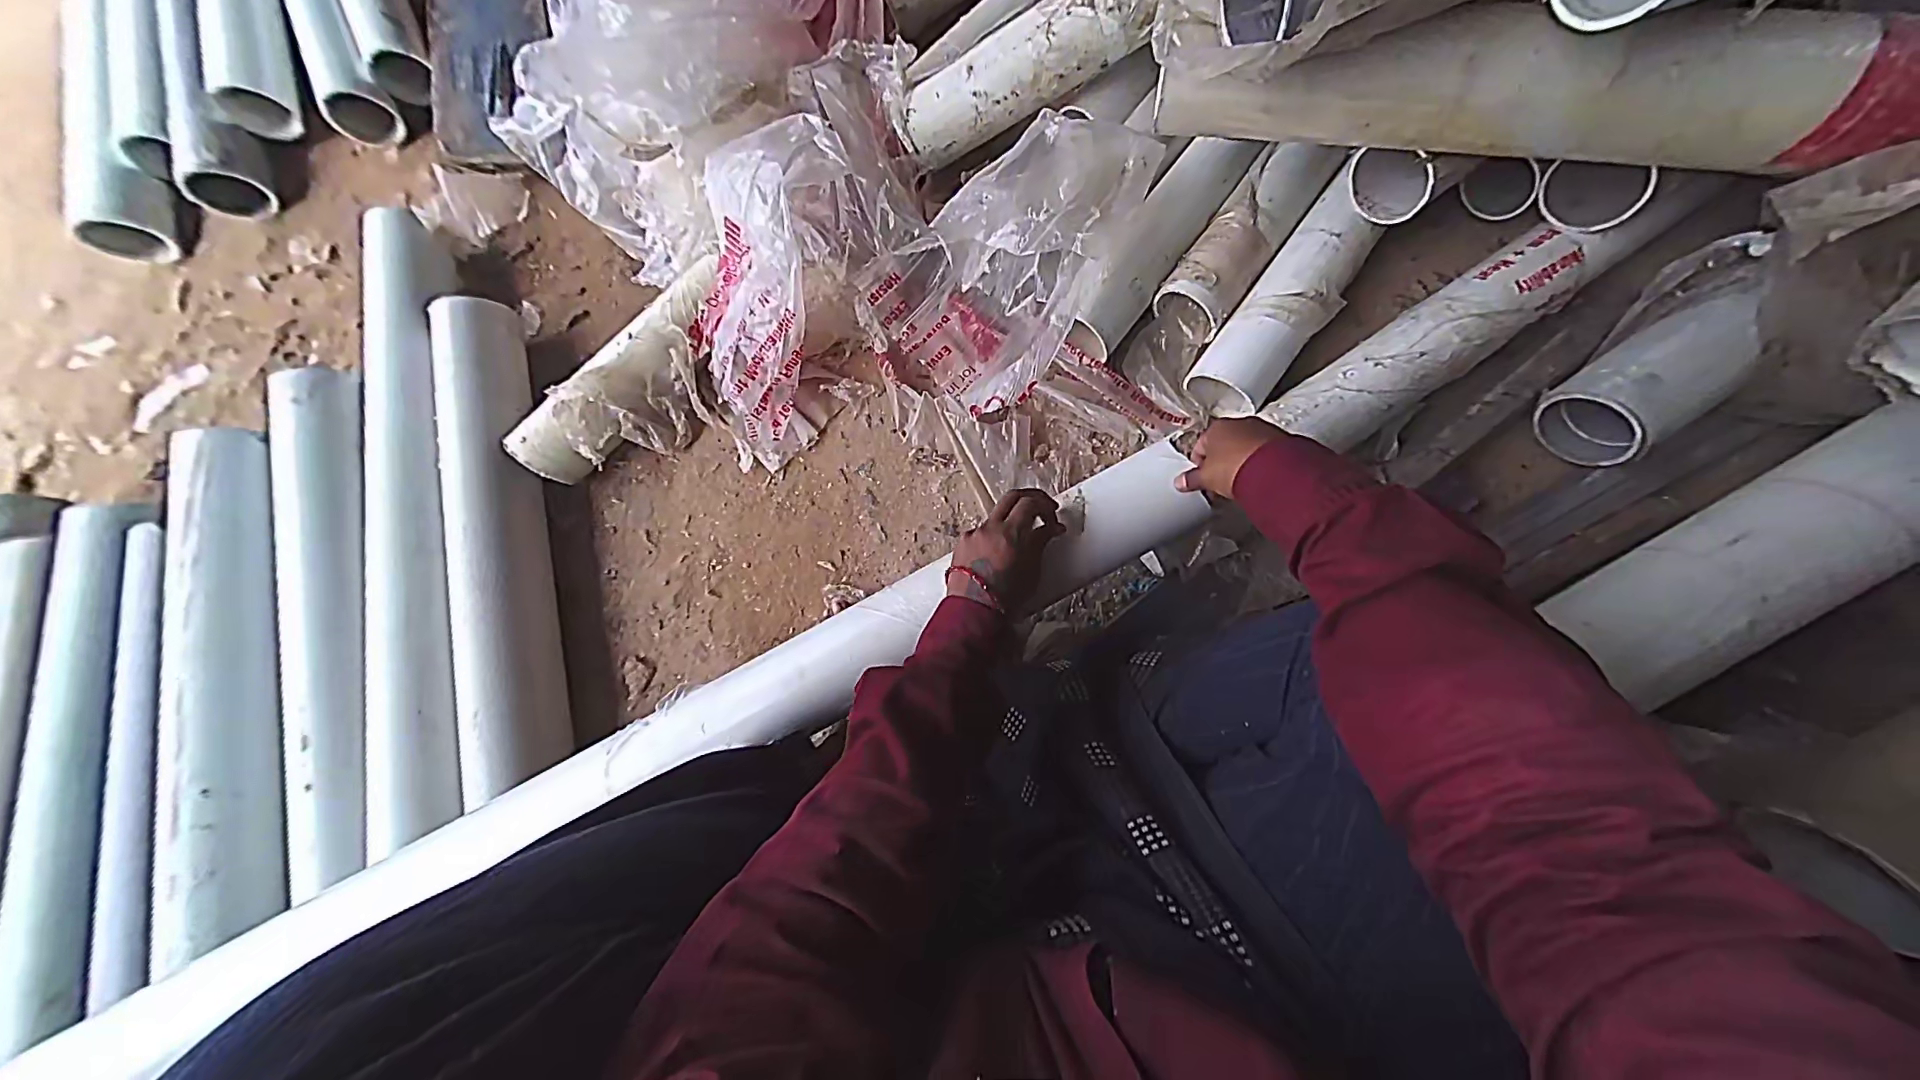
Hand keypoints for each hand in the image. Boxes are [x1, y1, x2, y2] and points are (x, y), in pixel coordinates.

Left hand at [948, 488, 1065, 612]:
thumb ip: (1041, 542)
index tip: (1052, 516)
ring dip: (1009, 524)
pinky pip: (980, 533)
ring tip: (1018, 543)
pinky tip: (996, 555)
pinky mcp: (962, 544)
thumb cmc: (1004, 598)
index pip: (1030, 502)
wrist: (973, 612)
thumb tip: (1052, 528)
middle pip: (1012, 498)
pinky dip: (992, 538)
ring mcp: (974, 534)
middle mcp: (990, 528)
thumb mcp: (1032, 570)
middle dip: (1029, 499)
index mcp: (1010, 532)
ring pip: (996, 518)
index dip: (1045, 505)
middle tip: (1041, 509)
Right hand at [1175, 417, 1285, 499]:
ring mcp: (1261, 429)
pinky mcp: (1280, 438)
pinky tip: (1258, 476)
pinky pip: (1264, 450)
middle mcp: (1238, 423)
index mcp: (1215, 427)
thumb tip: (1182, 482)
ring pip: (1245, 445)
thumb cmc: (1236, 467)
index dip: (1199, 465)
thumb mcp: (1207, 478)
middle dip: (1221, 462)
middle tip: (1220, 481)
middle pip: (1224, 444)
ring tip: (1241, 480)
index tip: (1202, 478)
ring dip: (1241, 460)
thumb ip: (1192, 479)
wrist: (1273, 471)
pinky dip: (1260, 461)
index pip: (1200, 445)